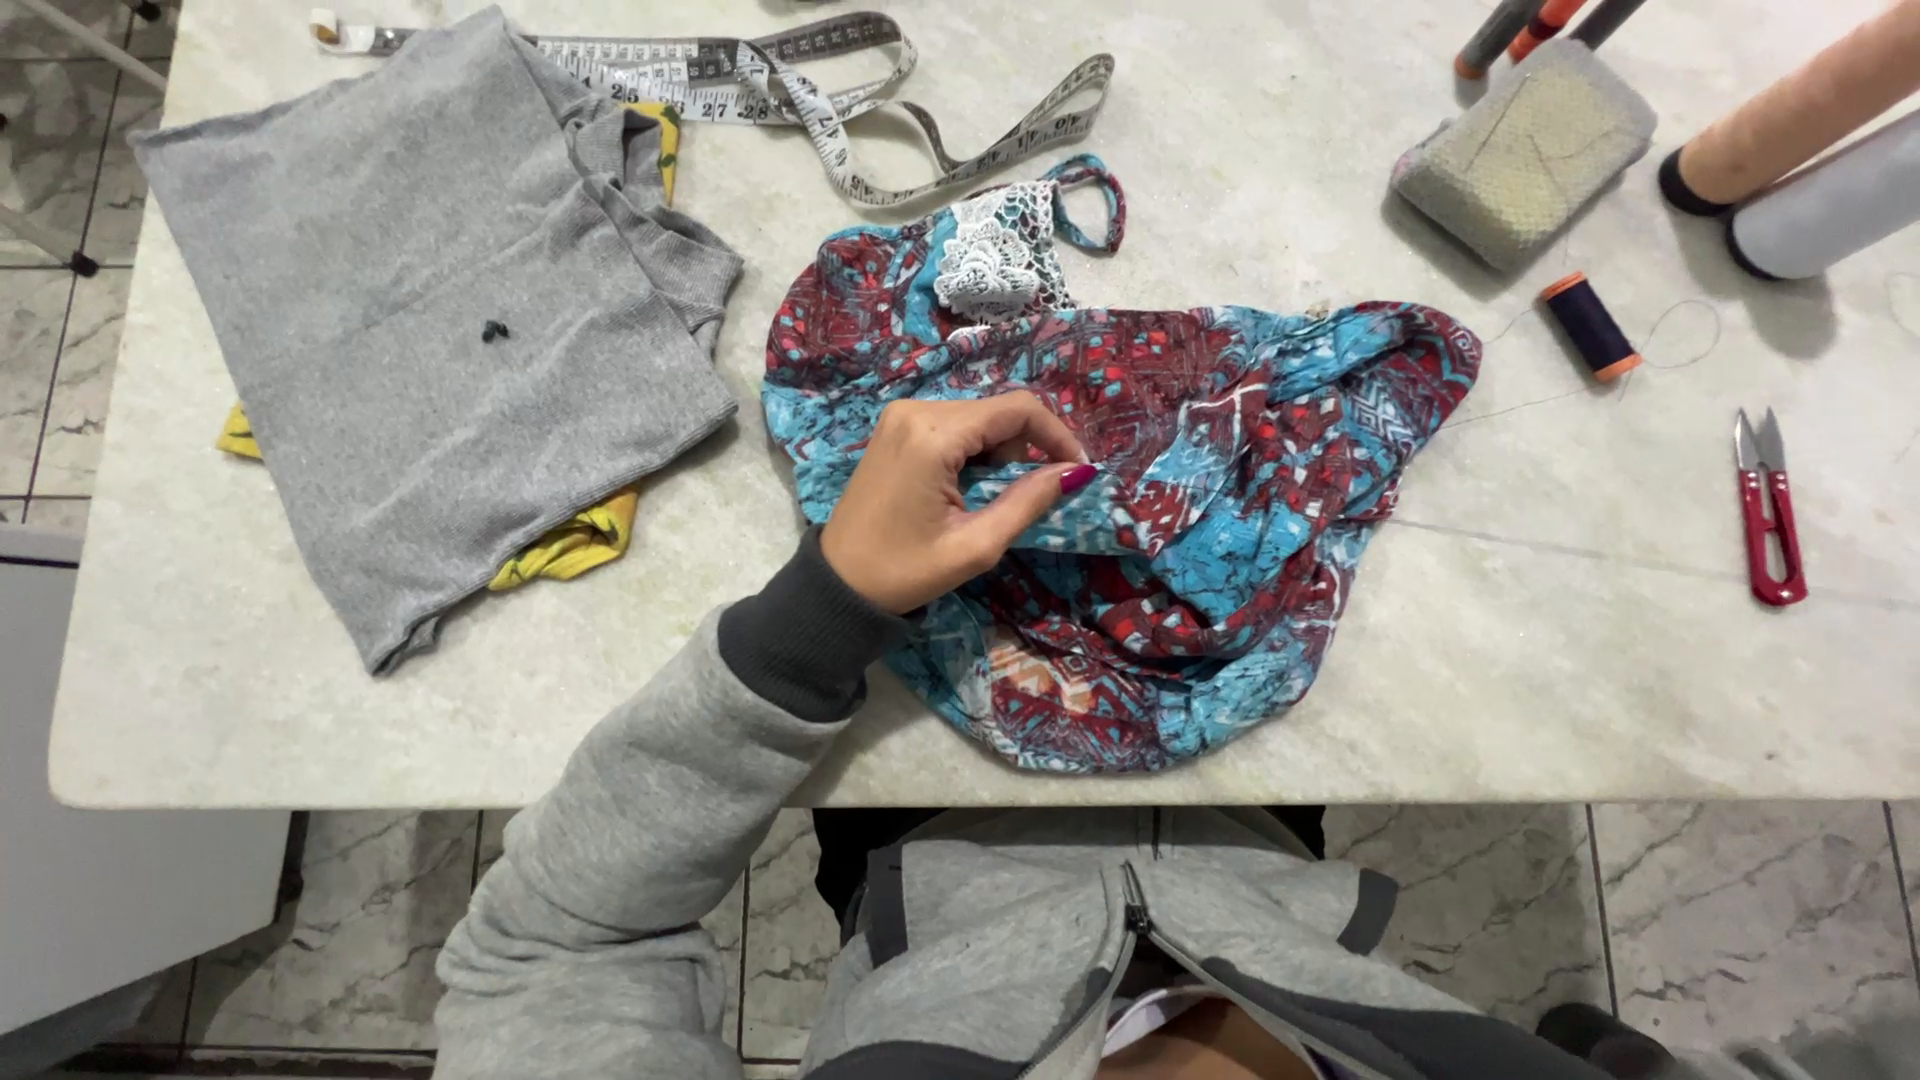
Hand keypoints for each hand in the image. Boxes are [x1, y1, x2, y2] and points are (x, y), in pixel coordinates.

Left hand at [821, 392, 1097, 613]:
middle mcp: (916, 410)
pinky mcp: (894, 429)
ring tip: (1000, 496)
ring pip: (977, 417)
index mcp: (933, 434)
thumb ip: (1028, 502)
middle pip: (997, 410)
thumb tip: (1075, 472)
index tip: (1078, 469)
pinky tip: (972, 486)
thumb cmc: (904, 572)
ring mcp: (900, 416)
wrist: (837, 584)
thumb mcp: (975, 545)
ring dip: (1001, 450)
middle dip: (1028, 446)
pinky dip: (975, 450)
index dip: (1057, 435)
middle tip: (1038, 492)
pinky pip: (952, 426)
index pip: (1017, 409)